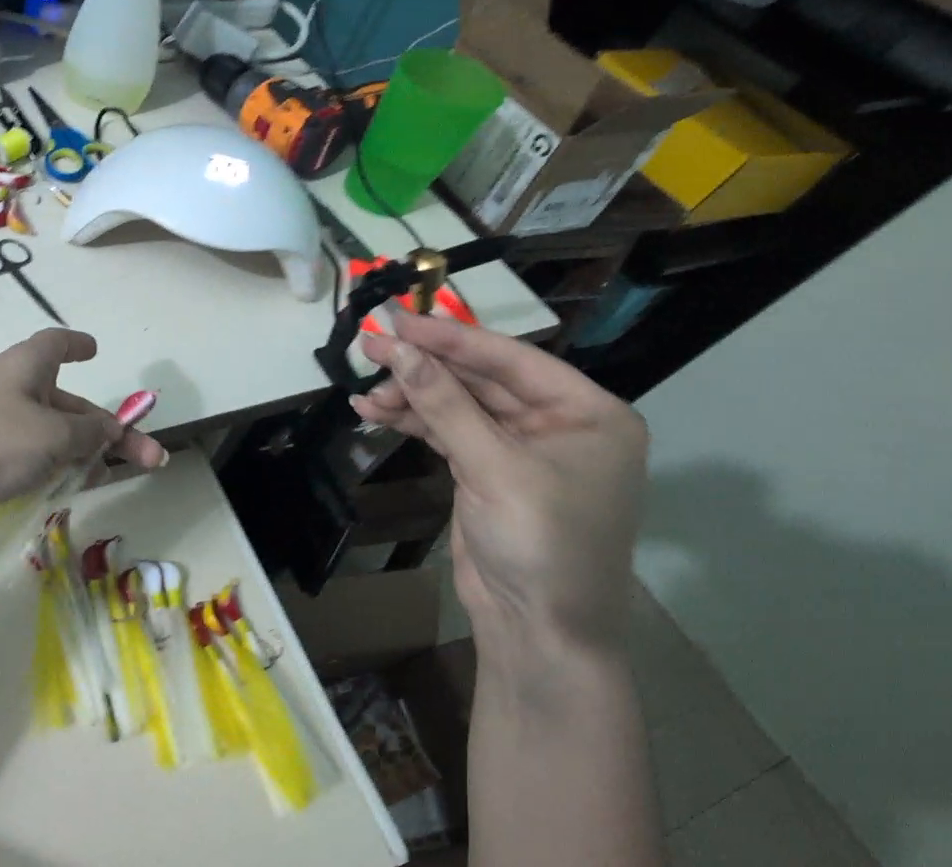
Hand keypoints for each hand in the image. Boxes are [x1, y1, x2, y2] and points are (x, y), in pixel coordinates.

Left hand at [0, 329, 167, 533]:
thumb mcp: (52, 433)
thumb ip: (89, 431)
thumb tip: (109, 427)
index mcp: (25, 367)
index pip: (55, 344)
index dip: (77, 344)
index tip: (95, 350)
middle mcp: (10, 390)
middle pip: (67, 402)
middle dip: (109, 428)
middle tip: (150, 457)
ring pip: (50, 436)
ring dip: (85, 453)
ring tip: (117, 478)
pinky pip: (28, 461)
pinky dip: (54, 470)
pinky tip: (70, 492)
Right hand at [352, 311, 646, 652]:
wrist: (539, 631)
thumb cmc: (540, 541)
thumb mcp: (493, 466)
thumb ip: (443, 402)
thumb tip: (396, 347)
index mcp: (588, 413)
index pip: (510, 359)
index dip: (451, 338)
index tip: (397, 320)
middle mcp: (558, 423)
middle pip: (480, 379)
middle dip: (424, 367)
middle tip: (368, 346)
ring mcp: (521, 450)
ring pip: (458, 405)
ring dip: (411, 396)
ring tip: (364, 389)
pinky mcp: (488, 473)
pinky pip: (448, 432)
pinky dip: (413, 422)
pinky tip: (374, 412)